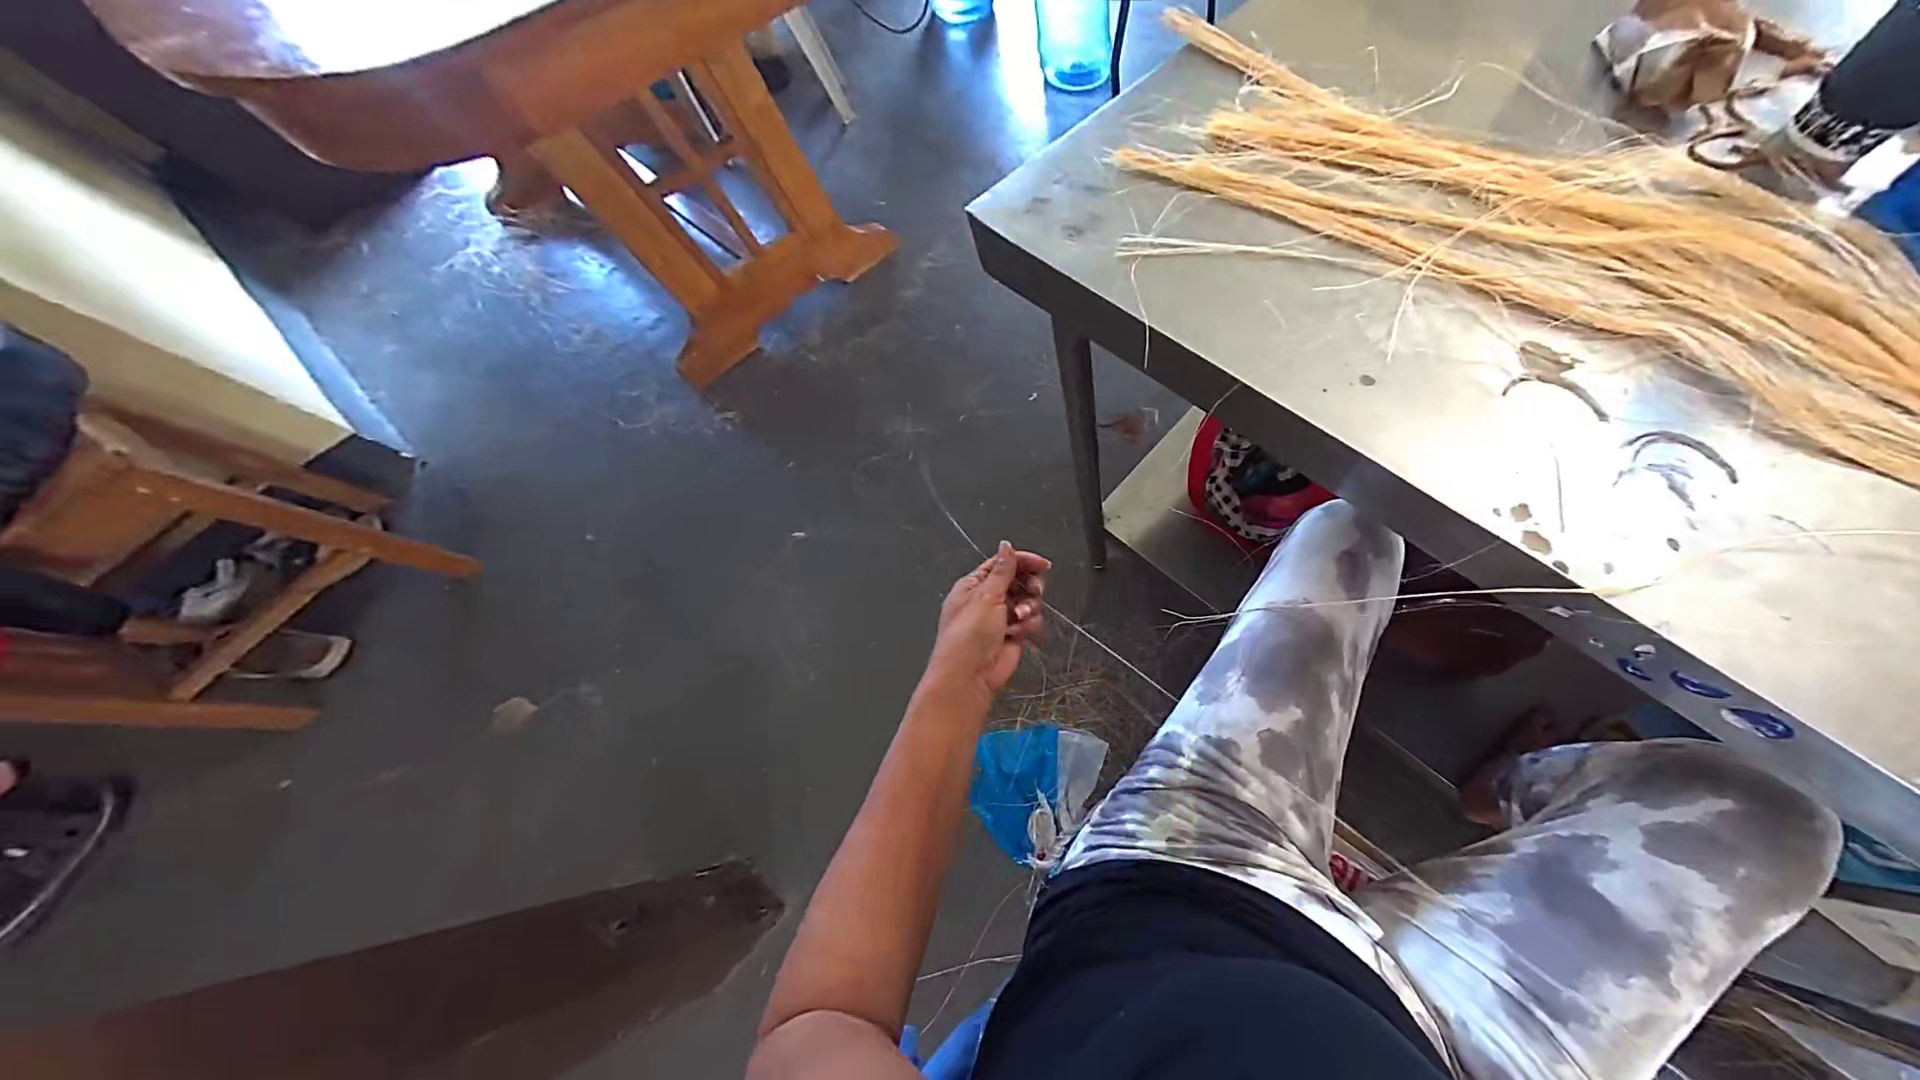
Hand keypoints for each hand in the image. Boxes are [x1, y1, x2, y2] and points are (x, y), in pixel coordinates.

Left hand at [922, 542, 1051, 706]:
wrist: (969, 676)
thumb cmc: (968, 635)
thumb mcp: (986, 595)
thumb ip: (1002, 570)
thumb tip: (1006, 546)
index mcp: (973, 585)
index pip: (1002, 564)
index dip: (1023, 561)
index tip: (1043, 565)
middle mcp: (986, 600)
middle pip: (1018, 582)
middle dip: (1029, 586)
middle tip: (1034, 591)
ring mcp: (1000, 618)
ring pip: (1027, 602)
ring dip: (1028, 608)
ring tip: (1019, 617)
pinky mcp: (1012, 635)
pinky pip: (1029, 622)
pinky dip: (1028, 626)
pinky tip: (1018, 633)